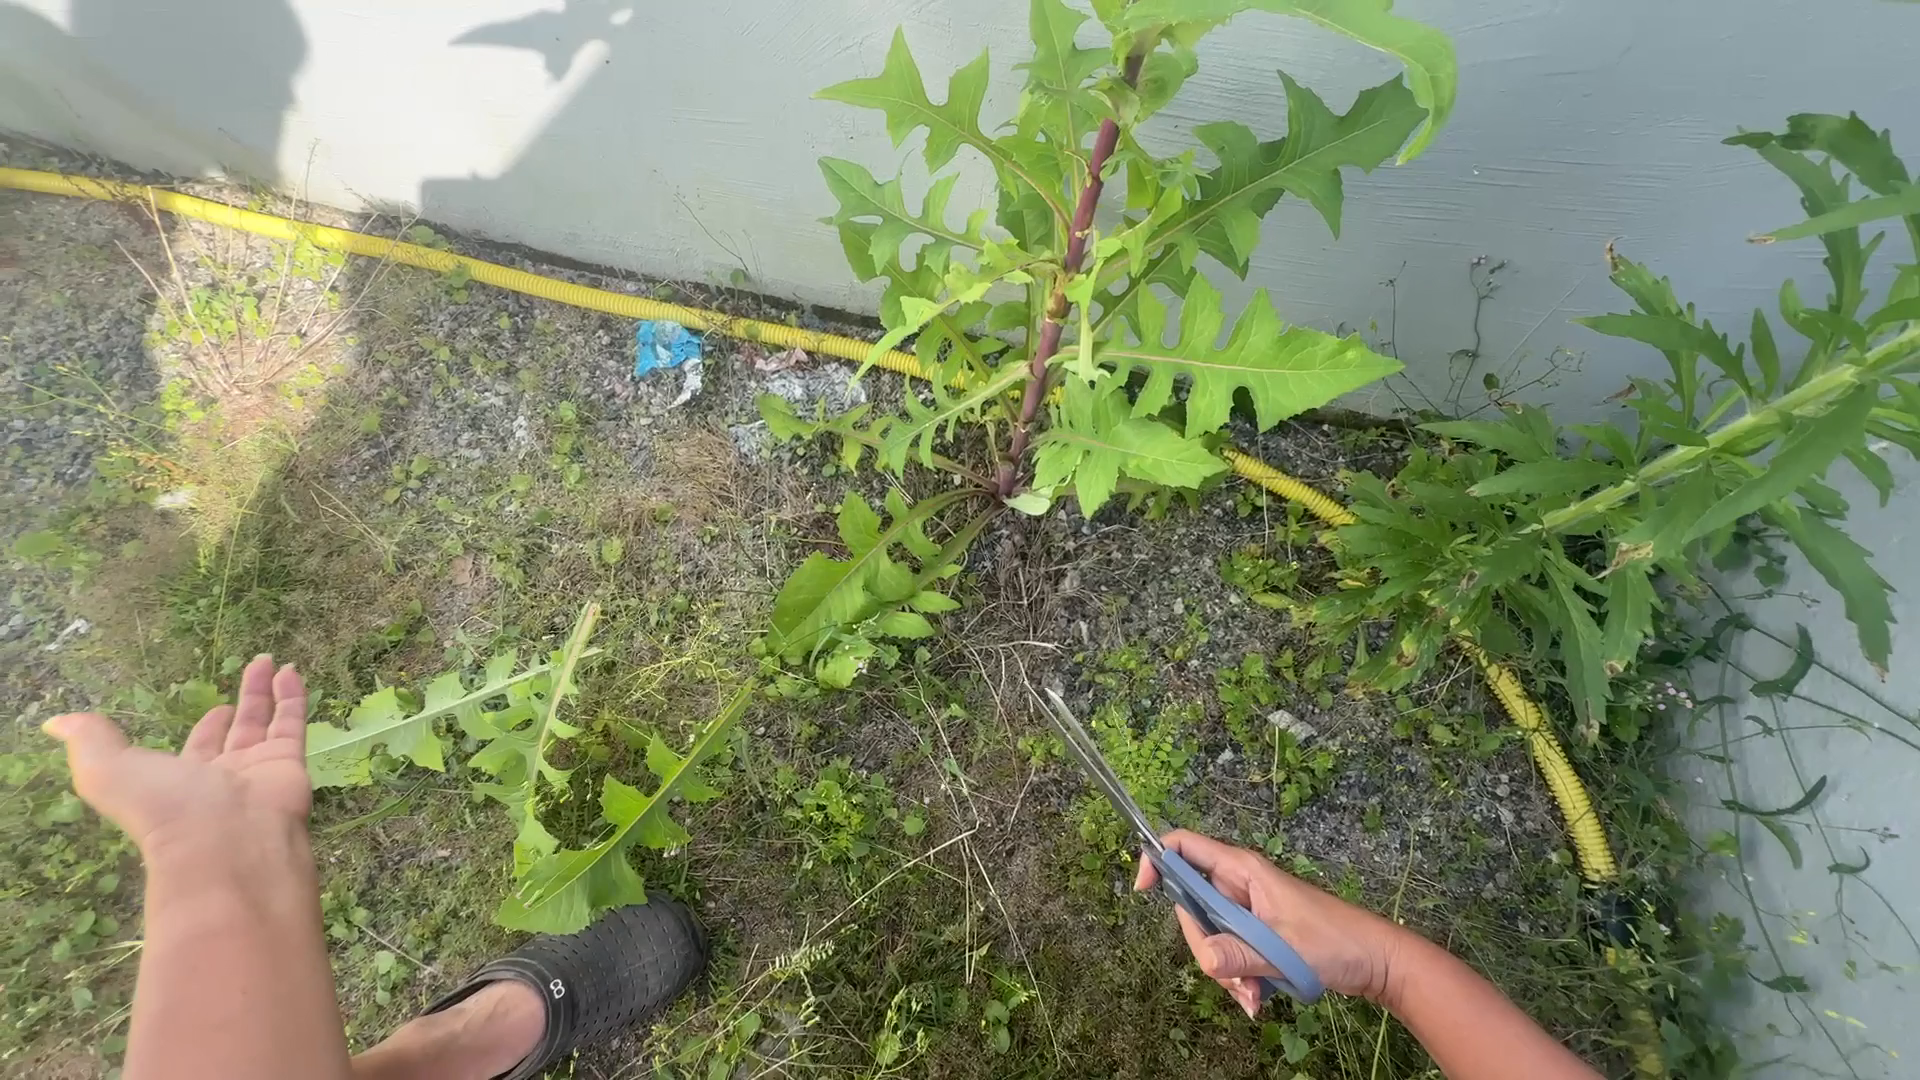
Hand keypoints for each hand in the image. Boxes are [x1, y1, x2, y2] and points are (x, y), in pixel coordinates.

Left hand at [42, 654, 311, 857]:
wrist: (222, 835)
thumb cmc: (160, 803)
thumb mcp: (106, 771)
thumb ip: (91, 741)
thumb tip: (57, 721)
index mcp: (182, 777)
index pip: (200, 746)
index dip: (208, 727)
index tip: (218, 709)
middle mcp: (224, 770)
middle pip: (239, 727)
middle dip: (246, 699)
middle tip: (256, 670)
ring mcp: (259, 763)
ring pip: (266, 719)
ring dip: (269, 690)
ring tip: (273, 662)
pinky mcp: (289, 756)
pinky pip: (291, 721)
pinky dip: (293, 696)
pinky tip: (290, 672)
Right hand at [1135, 830, 1409, 1015]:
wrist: (1378, 963)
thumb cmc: (1336, 942)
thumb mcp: (1286, 949)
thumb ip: (1242, 953)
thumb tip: (1205, 961)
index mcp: (1240, 869)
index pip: (1183, 846)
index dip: (1156, 859)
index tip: (1143, 889)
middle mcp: (1236, 884)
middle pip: (1191, 904)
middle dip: (1204, 946)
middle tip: (1230, 980)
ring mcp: (1244, 908)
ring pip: (1208, 933)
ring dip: (1223, 969)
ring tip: (1253, 997)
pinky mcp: (1253, 932)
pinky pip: (1227, 950)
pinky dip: (1236, 976)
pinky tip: (1257, 999)